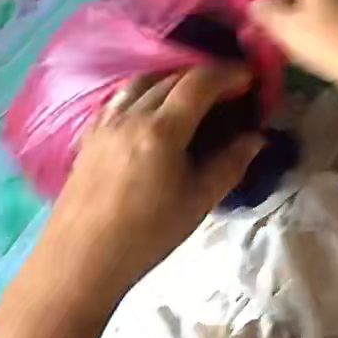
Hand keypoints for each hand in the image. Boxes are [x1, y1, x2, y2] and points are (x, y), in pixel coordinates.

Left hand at [40, 64, 262, 289]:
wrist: (80, 263)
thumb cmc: (146, 234)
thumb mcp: (199, 201)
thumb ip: (231, 163)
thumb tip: (256, 137)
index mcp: (161, 130)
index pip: (200, 82)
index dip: (229, 74)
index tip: (251, 78)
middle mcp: (131, 116)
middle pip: (173, 77)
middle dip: (207, 76)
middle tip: (232, 89)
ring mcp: (106, 122)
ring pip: (144, 81)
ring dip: (175, 78)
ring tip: (196, 94)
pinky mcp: (90, 135)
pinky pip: (122, 97)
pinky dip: (147, 91)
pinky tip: (156, 110)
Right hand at [247, 0, 337, 96]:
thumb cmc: (327, 42)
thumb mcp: (287, 27)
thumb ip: (265, 11)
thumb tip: (256, 5)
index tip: (240, 10)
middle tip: (253, 23)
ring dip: (282, 11)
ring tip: (269, 34)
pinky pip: (313, 6)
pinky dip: (299, 18)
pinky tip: (291, 38)